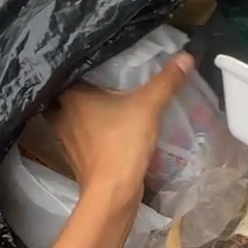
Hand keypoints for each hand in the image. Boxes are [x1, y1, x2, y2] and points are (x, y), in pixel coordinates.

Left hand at [47, 53, 192, 206]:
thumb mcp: (148, 106)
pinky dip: (92, 132)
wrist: (112, 192)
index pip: (72, 69)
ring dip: (86, 112)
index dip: (85, 63)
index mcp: (71, 95)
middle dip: (84, 88)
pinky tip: (106, 129)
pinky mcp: (76, 158)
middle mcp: (61, 114)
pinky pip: (82, 136)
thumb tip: (185, 56)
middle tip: (103, 79)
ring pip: (74, 116)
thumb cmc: (122, 143)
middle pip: (70, 93)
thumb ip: (166, 81)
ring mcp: (66, 138)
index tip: (100, 57)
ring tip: (105, 101)